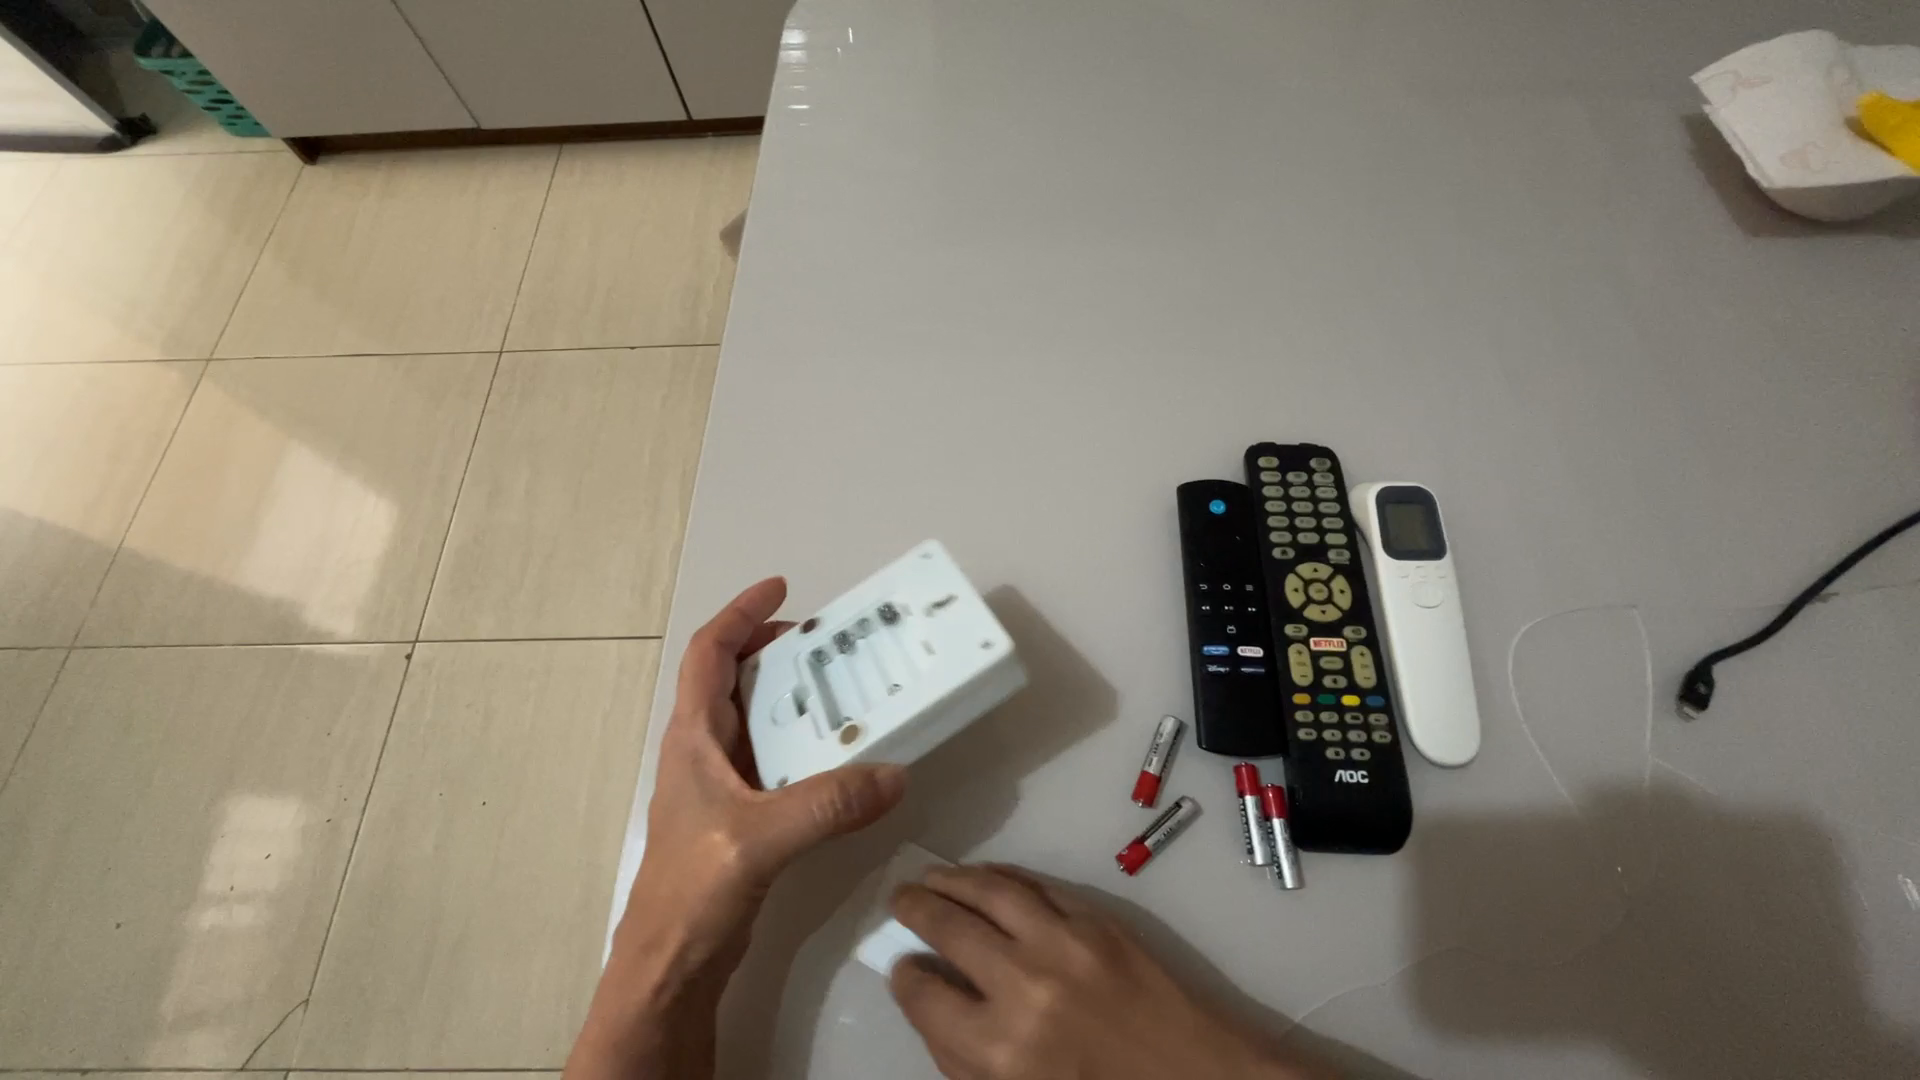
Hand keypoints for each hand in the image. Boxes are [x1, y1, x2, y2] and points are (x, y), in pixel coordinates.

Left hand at [622, 575, 908, 961]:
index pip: (708, 654)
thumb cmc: (694, 890)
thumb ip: (828, 805)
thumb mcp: (762, 838)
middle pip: (731, 677)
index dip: (740, 614)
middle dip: (772, 648)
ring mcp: (720, 783)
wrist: (670, 966)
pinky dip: (801, 739)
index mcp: (693, 737)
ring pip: (753, 716)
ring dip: (789, 693)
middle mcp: (703, 750)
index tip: (781, 588)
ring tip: (839, 684)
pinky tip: (836, 753)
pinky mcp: (739, 813)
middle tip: (825, 639)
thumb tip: (895, 774)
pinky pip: (772, 755)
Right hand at [890, 865, 1325, 1079]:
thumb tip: (928, 1002)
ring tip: (929, 875)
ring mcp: (1061, 943)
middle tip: (899, 901)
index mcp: (999, 1052)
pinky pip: (1033, 885)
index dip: (904, 976)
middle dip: (914, 910)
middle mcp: (1022, 986)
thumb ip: (964, 1061)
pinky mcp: (1094, 919)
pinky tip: (982, 875)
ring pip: (987, 891)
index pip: (924, 995)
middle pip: (947, 928)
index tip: (900, 965)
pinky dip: (999, 876)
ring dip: (950, 878)